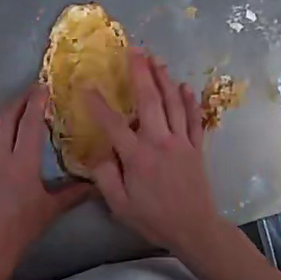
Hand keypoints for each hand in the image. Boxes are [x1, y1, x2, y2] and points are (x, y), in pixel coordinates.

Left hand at [0, 84, 90, 279]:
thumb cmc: (21, 227)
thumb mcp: (50, 209)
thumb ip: (73, 193)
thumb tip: (96, 184)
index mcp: (23, 162)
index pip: (30, 122)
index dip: (36, 102)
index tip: (43, 88)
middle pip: (8, 117)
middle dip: (19, 100)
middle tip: (30, 92)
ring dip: (1, 111)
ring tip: (12, 106)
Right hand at [84, 50, 234, 259]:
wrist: (194, 228)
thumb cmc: (152, 218)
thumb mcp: (119, 204)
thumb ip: (104, 177)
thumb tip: (99, 154)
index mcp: (137, 157)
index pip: (113, 123)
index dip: (97, 104)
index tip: (85, 86)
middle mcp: (160, 142)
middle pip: (149, 101)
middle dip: (140, 73)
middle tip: (133, 51)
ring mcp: (181, 142)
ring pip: (172, 103)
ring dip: (163, 79)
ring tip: (154, 59)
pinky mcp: (195, 147)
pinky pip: (192, 118)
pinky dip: (188, 100)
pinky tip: (183, 86)